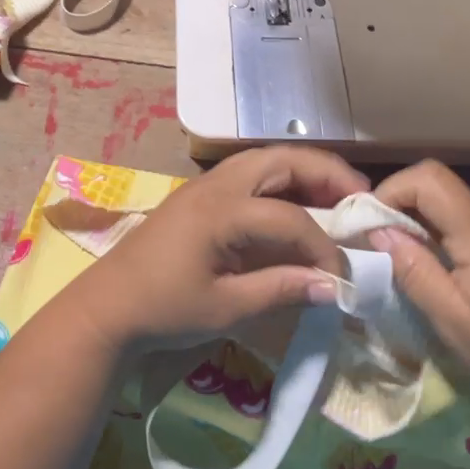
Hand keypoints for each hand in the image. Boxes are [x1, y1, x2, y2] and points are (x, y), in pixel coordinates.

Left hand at [61, 147, 368, 355]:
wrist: (108, 305)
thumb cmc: (163, 308)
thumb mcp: (225, 308)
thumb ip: (281, 290)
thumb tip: (335, 287)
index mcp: (221, 212)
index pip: (290, 217)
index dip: (324, 247)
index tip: (343, 279)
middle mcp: (216, 185)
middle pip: (281, 160)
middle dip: (326, 173)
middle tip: (361, 198)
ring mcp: (206, 185)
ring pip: (266, 160)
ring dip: (305, 172)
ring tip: (338, 196)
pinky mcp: (201, 195)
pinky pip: (250, 174)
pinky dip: (282, 181)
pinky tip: (300, 205)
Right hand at [369, 161, 469, 425]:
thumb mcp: (454, 323)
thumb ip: (415, 271)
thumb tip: (378, 231)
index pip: (429, 178)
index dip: (391, 190)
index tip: (371, 224)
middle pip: (441, 189)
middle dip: (404, 211)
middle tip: (384, 249)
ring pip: (458, 207)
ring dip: (429, 226)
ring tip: (416, 265)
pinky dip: (453, 236)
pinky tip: (452, 273)